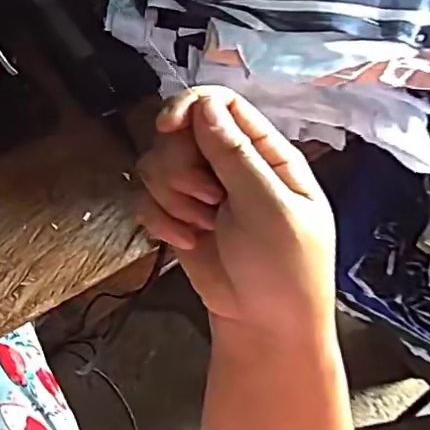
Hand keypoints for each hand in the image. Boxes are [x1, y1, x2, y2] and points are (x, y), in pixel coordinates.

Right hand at [138, 86, 336, 343]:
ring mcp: (198, 189)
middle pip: (176, 135)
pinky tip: (186, 240)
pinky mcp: (173, 213)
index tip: (167, 129)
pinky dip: (160, 221)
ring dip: (172, 200)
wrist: (263, 324)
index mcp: (263, 153)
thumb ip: (234, 154)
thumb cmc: (285, 268)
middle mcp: (226, 164)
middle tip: (208, 200)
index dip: (187, 107)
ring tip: (202, 227)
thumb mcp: (269, 208)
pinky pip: (144, 198)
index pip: (218, 104)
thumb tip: (204, 105)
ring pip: (155, 166)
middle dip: (181, 170)